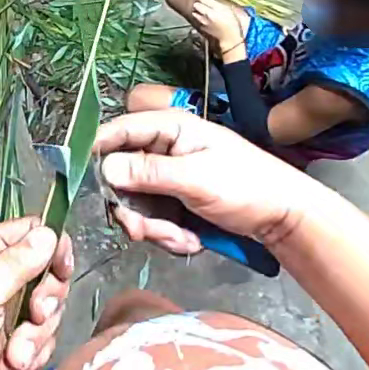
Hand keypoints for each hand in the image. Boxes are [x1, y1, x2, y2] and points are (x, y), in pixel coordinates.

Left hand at [0, 217, 73, 369]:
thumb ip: (15, 264)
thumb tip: (49, 234)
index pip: (33, 231)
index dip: (52, 245)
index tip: (59, 268)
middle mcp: (2, 276)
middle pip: (50, 271)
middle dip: (48, 297)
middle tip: (35, 315)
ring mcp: (11, 310)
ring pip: (50, 309)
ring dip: (36, 335)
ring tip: (14, 353)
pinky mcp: (18, 341)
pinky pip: (44, 339)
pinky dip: (32, 355)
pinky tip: (11, 365)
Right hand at [94, 110, 320, 254]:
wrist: (283, 218)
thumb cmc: (245, 186)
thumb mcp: (195, 178)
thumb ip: (148, 173)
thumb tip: (104, 167)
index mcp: (170, 129)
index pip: (120, 130)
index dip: (98, 151)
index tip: (84, 180)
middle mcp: (164, 149)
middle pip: (122, 174)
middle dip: (132, 208)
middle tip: (141, 231)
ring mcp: (168, 177)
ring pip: (136, 203)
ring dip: (153, 227)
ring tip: (181, 239)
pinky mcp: (175, 201)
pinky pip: (154, 218)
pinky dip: (168, 234)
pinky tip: (190, 241)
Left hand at [188, 0, 245, 54]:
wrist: (230, 38)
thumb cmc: (232, 24)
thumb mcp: (229, 11)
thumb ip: (218, 4)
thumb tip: (210, 1)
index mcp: (216, 8)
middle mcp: (208, 14)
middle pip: (196, 5)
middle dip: (198, 4)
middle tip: (202, 5)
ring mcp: (204, 21)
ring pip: (195, 13)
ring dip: (197, 12)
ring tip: (203, 13)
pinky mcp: (202, 27)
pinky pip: (198, 21)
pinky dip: (200, 20)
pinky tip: (206, 20)